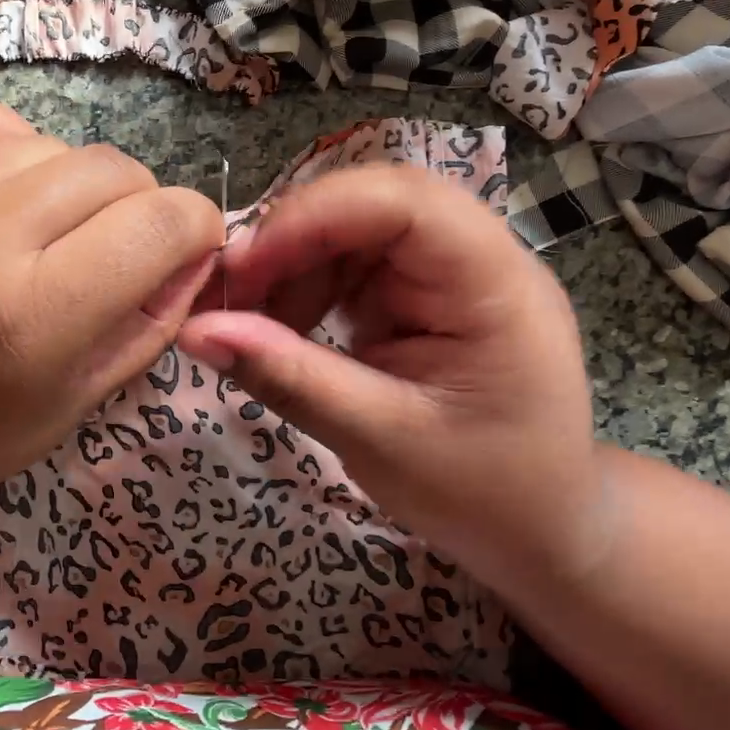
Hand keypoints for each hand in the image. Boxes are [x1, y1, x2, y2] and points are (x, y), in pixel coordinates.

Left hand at [0, 100, 222, 537]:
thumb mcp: (72, 405)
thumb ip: (148, 321)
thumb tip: (196, 249)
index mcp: (31, 316)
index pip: (162, 222)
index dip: (196, 233)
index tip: (181, 256)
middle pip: (117, 171)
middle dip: (139, 210)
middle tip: (109, 257)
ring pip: (60, 144)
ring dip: (75, 187)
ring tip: (42, 237)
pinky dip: (17, 155)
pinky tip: (1, 201)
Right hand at [178, 166, 611, 587]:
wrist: (537, 527)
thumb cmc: (480, 492)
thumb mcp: (378, 440)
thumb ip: (288, 377)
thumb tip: (193, 330)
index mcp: (495, 285)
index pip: (404, 202)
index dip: (313, 216)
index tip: (242, 267)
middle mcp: (472, 258)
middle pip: (367, 203)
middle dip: (288, 240)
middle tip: (227, 295)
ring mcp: (441, 271)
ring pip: (343, 228)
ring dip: (284, 266)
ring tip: (244, 324)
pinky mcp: (413, 290)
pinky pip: (340, 262)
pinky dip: (295, 288)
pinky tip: (274, 331)